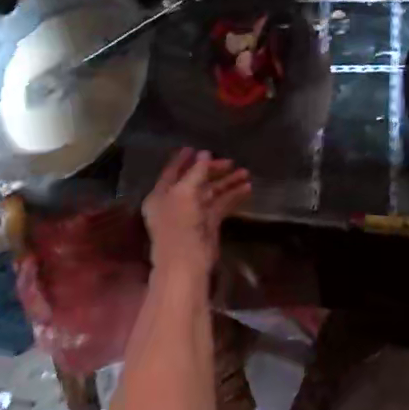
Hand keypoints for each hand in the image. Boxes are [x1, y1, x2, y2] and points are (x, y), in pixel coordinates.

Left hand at [141, 148, 251, 278]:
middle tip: (231, 161)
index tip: (198, 147)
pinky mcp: (209, 223)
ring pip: (211, 192)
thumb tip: (205, 153)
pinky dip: (233, 196)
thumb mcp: (184, 193)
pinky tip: (247, 188)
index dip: (185, 159)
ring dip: (227, 182)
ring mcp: (193, 213)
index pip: (173, 171)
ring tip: (246, 172)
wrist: (186, 262)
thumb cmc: (179, 224)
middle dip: (213, 170)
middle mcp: (176, 202)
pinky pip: (221, 204)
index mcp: (161, 194)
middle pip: (196, 180)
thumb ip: (196, 172)